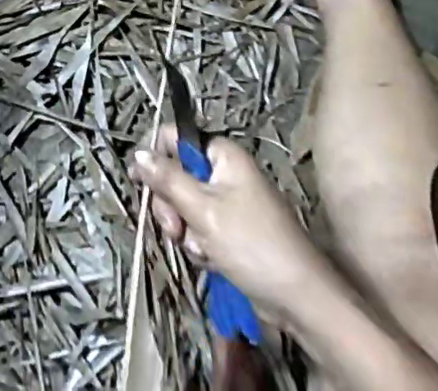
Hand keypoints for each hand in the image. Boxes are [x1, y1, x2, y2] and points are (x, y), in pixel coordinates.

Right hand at [130, 125, 330, 322]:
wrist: (299, 299)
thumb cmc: (253, 245)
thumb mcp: (203, 209)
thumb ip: (168, 180)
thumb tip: (138, 153)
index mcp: (223, 155)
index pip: (176, 138)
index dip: (156, 157)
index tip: (143, 183)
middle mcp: (226, 172)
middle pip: (177, 175)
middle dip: (171, 205)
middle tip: (175, 227)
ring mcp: (229, 202)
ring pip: (185, 206)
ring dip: (186, 230)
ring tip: (201, 248)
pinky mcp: (231, 230)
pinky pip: (200, 228)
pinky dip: (200, 244)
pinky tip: (212, 259)